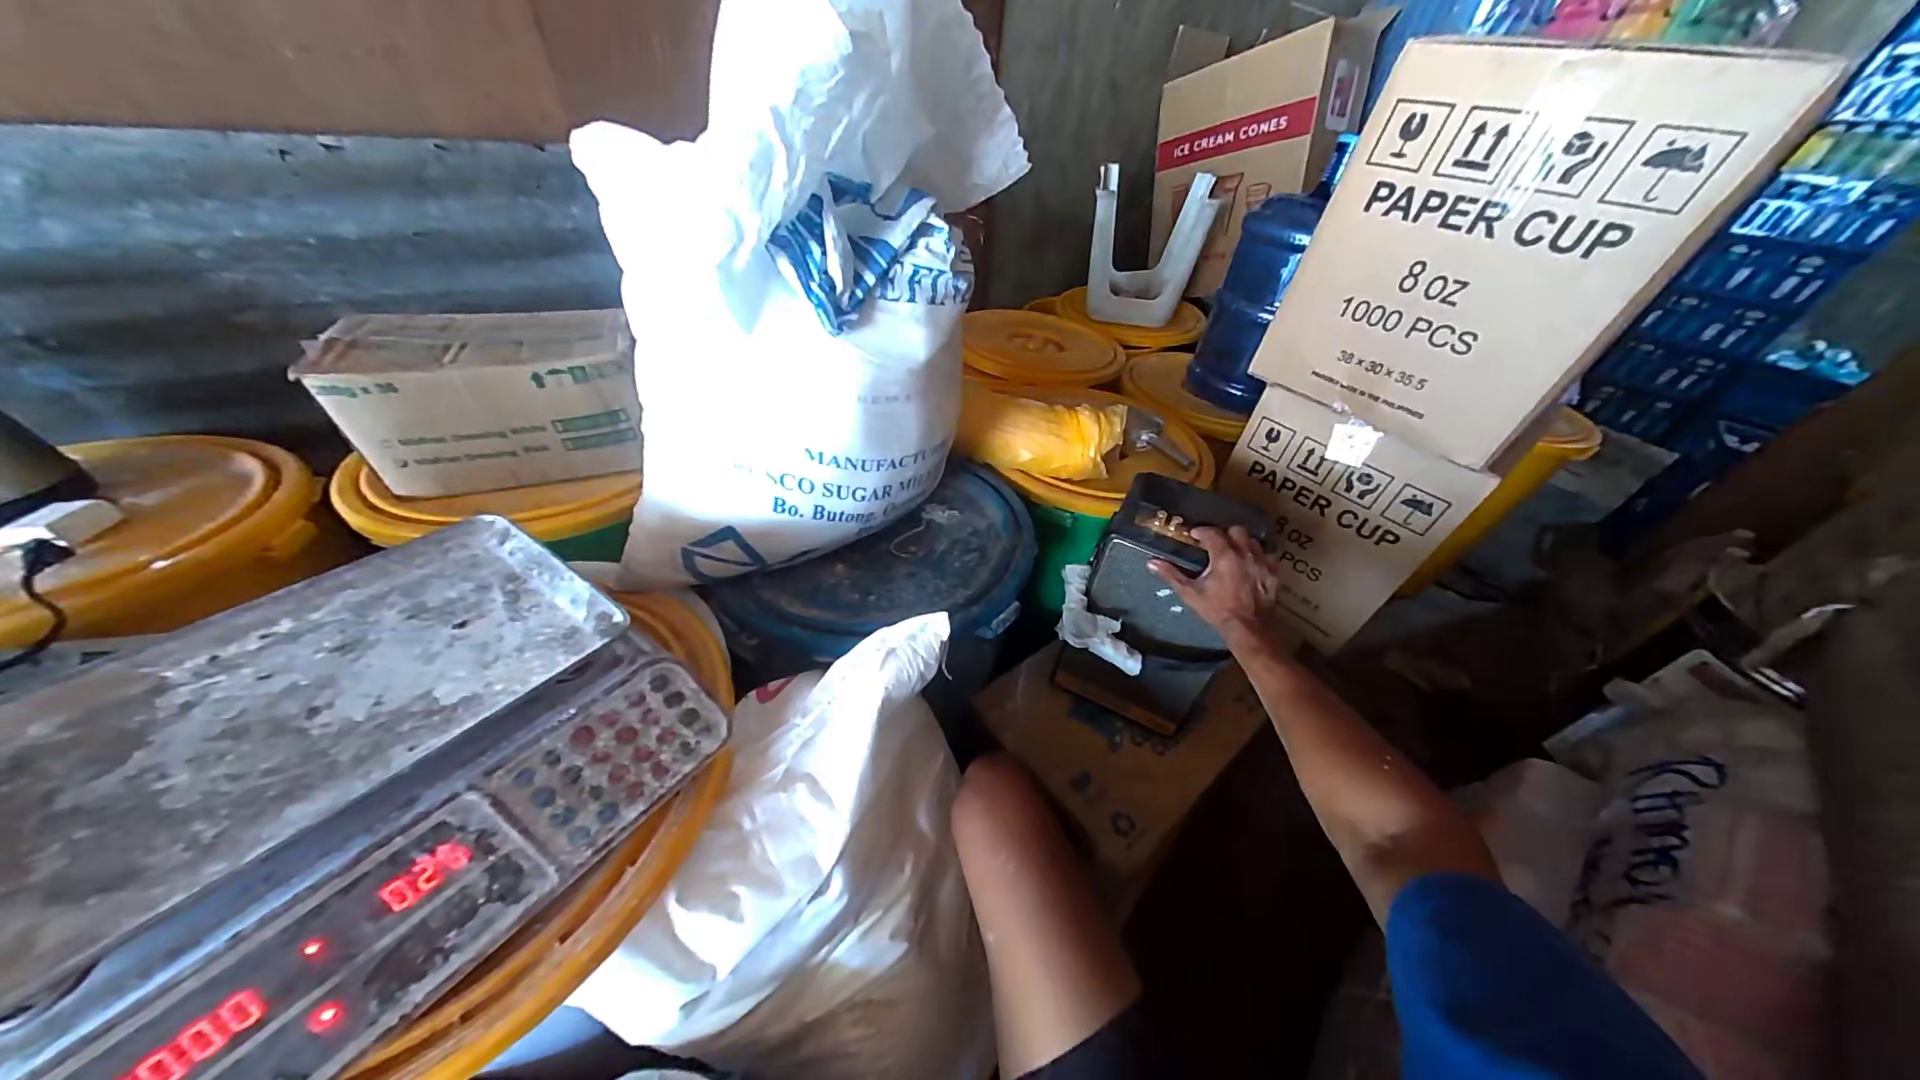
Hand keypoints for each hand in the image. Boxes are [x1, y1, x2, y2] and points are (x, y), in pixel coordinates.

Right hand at [1149, 525, 1279, 639]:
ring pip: (1252, 540)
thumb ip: (1171, 575)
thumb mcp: (1190, 593)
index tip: (1194, 535)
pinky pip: (1267, 554)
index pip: (1212, 533)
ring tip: (1232, 551)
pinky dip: (1257, 554)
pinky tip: (1250, 562)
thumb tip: (1151, 562)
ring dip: (1241, 542)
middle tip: (1214, 543)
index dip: (1201, 531)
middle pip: (1236, 530)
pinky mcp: (1272, 572)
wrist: (1248, 627)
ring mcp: (1261, 562)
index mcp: (1224, 556)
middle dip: (1224, 533)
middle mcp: (1244, 553)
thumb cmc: (1217, 609)